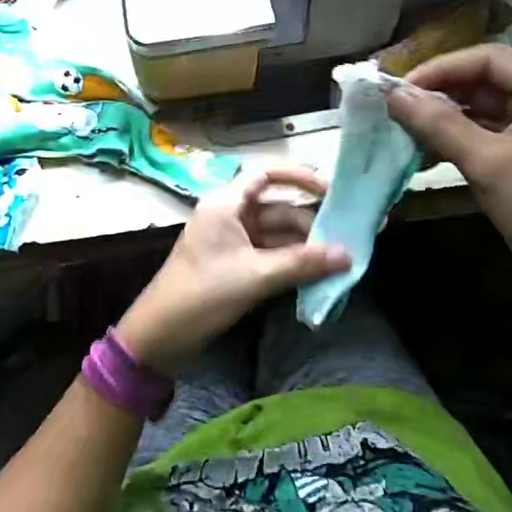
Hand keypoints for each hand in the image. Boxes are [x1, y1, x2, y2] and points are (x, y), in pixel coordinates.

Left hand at [117, 167, 350, 371]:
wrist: (161, 335)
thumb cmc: (203, 294)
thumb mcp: (255, 277)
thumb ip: (302, 264)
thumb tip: (347, 255)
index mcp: (226, 204)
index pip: (267, 175)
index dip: (299, 177)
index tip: (331, 192)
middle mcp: (230, 216)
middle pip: (278, 209)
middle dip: (311, 223)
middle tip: (350, 236)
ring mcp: (232, 242)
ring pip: (277, 235)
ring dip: (305, 247)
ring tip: (342, 259)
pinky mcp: (235, 266)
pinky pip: (270, 256)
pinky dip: (292, 263)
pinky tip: (319, 274)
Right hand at [386, 44, 511, 291]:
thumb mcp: (487, 164)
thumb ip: (439, 124)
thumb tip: (393, 94)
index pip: (491, 59)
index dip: (441, 68)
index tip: (398, 89)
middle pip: (489, 81)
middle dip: (441, 94)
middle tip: (396, 110)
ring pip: (488, 107)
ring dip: (447, 118)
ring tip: (405, 131)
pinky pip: (494, 132)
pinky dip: (462, 138)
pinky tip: (428, 150)